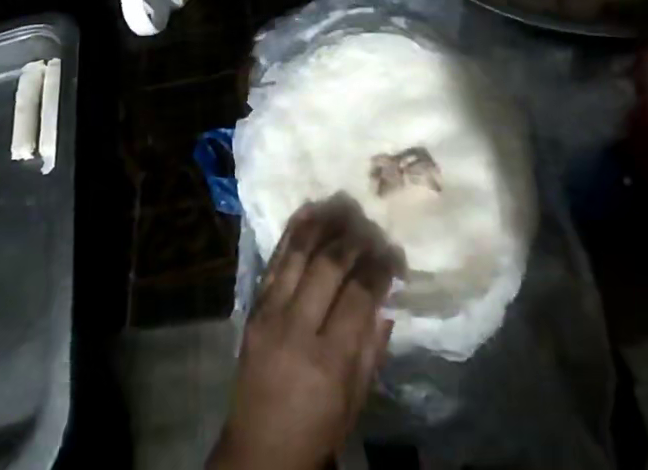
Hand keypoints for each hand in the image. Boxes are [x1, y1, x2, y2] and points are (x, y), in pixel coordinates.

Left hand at [208, 197, 398, 469]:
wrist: (257, 453)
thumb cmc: (317, 428)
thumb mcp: (357, 397)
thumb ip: (373, 344)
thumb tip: (386, 295)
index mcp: (329, 359)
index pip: (360, 293)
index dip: (380, 266)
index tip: (394, 251)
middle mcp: (296, 329)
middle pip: (329, 265)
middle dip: (355, 238)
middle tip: (372, 223)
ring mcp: (269, 315)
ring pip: (298, 254)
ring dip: (323, 224)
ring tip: (343, 203)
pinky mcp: (253, 309)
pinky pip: (274, 262)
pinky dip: (292, 233)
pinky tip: (308, 212)